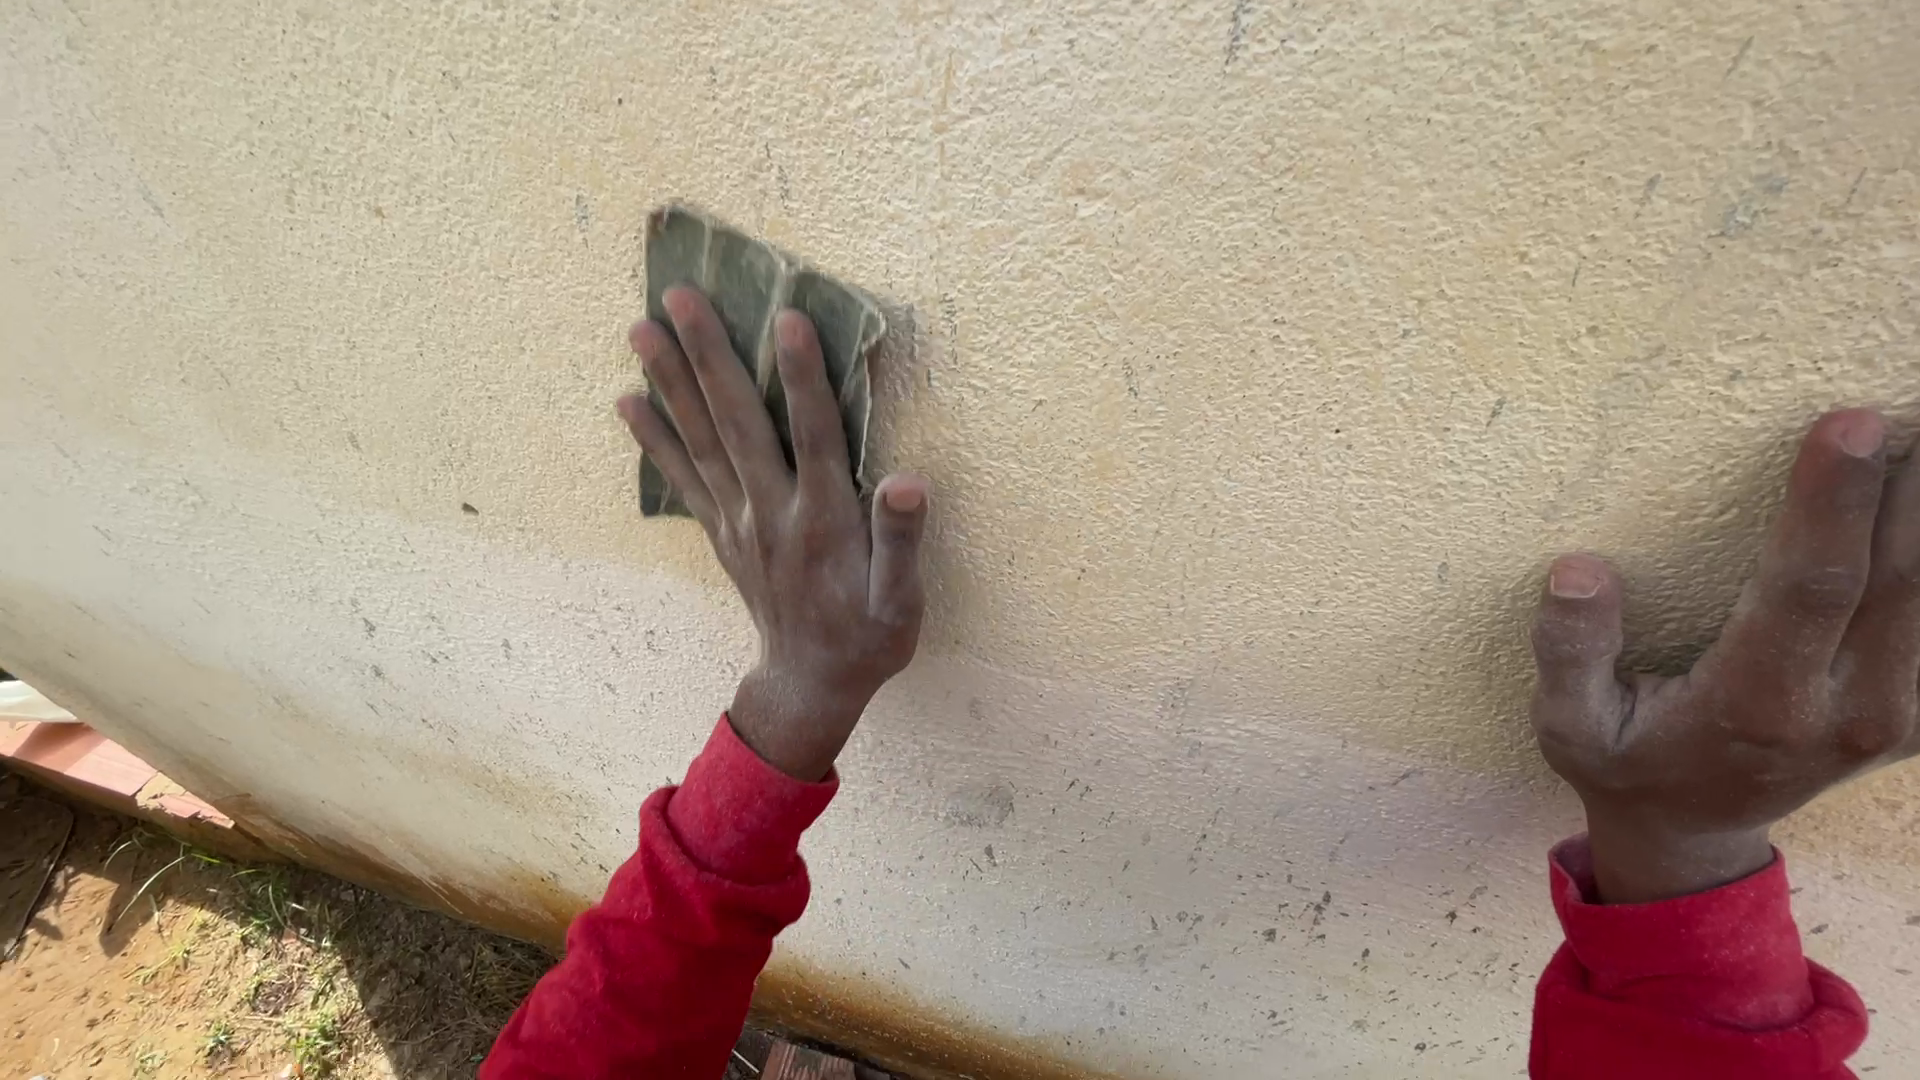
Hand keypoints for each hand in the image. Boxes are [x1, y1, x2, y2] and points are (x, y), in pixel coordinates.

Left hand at [618, 287, 929, 781]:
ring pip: (701, 444)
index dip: (802, 376)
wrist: (809, 684)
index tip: (786, 316)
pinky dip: (654, 440)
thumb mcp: (902, 602)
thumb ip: (901, 542)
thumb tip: (907, 481)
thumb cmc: (867, 640)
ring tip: (641, 331)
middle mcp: (772, 513)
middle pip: (737, 424)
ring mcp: (739, 523)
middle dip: (709, 357)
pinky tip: (629, 403)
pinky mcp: (722, 536)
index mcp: (823, 522)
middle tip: (678, 297)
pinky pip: (683, 480)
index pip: (813, 435)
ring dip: (670, 384)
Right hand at [1530, 408, 1919, 902]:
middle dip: (1915, 483)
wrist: (1689, 829)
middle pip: (1906, 577)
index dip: (1834, 504)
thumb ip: (1569, 653)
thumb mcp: (1563, 726)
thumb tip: (1580, 569)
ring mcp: (1905, 711)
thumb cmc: (1617, 764)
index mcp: (1757, 706)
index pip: (1810, 588)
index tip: (1852, 423)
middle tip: (1912, 400)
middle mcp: (1853, 708)